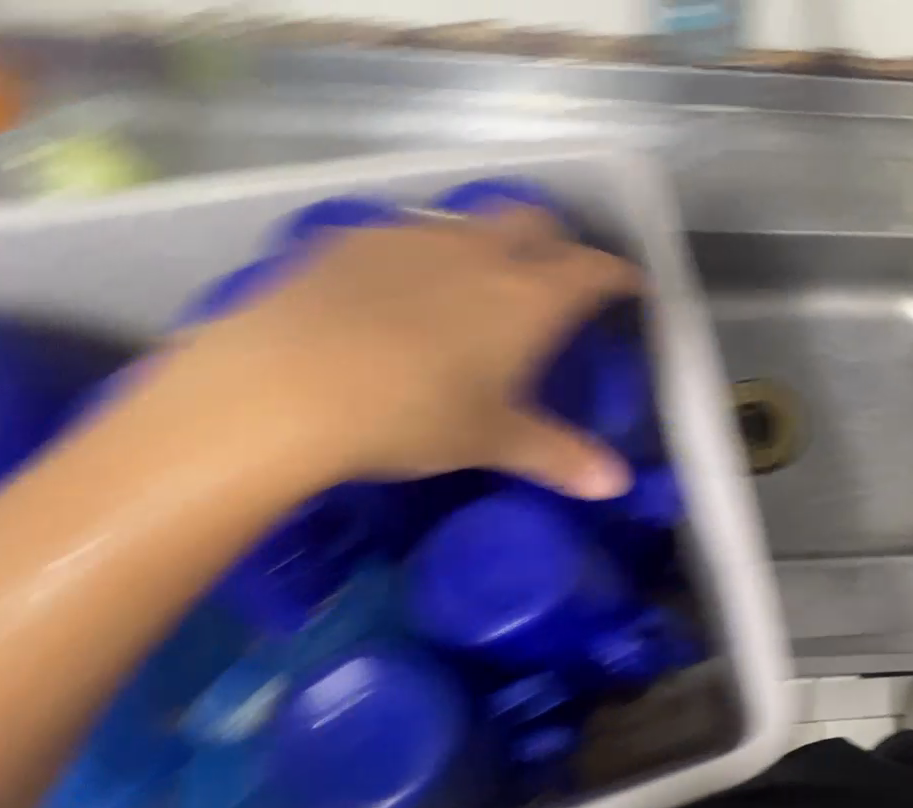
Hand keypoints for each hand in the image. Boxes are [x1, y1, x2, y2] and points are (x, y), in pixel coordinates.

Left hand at [146, 206, 641, 498]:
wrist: (281, 388)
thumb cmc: (413, 415)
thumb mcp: (493, 440)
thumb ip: (559, 456)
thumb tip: (617, 483)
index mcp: (527, 296)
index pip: (592, 269)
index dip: (617, 275)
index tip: (632, 286)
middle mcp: (478, 251)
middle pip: (533, 220)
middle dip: (556, 240)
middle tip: (558, 274)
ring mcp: (411, 237)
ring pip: (469, 222)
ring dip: (490, 243)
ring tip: (482, 282)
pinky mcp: (351, 241)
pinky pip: (409, 233)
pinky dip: (428, 254)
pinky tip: (406, 290)